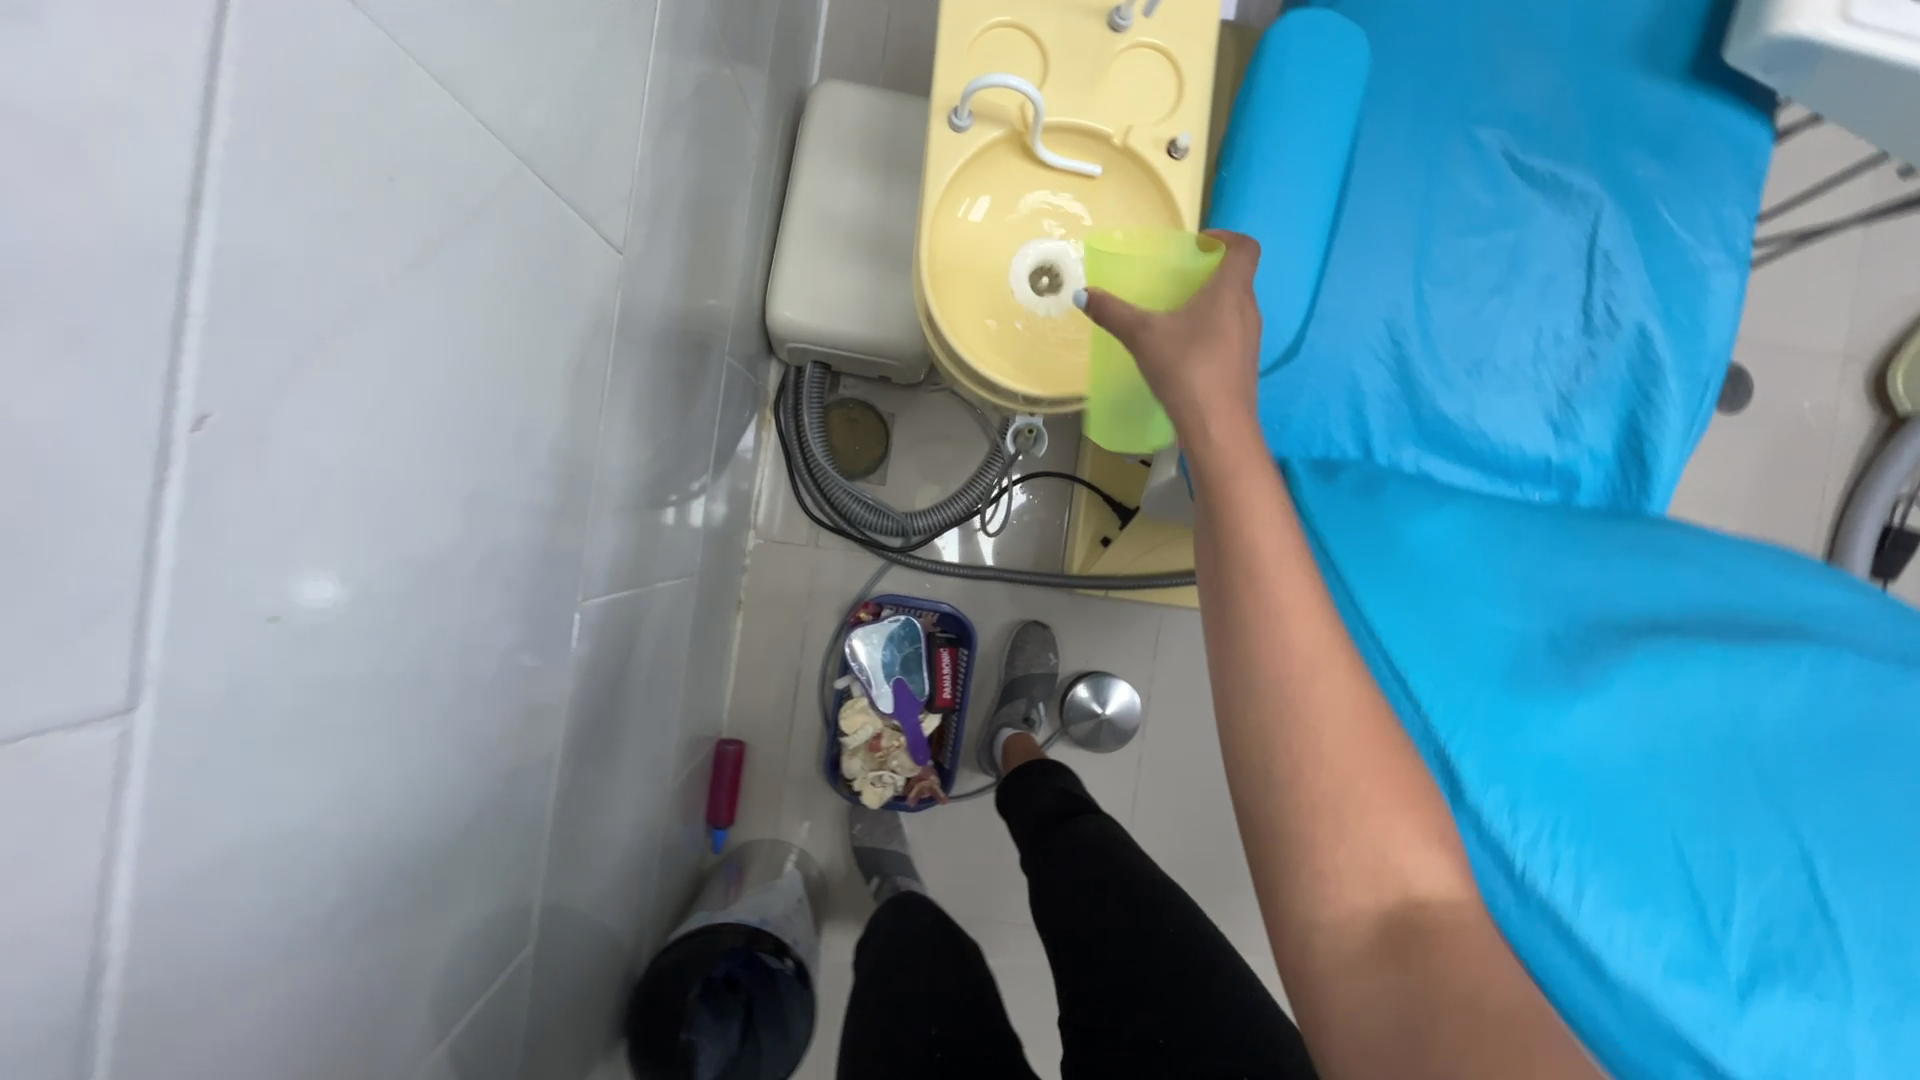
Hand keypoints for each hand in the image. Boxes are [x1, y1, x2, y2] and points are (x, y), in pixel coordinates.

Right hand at [1078, 230, 1262, 437]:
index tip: (1202, 243)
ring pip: (1235, 309)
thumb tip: (1082, 294)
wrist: (1218, 427)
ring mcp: (1251, 341)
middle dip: (1212, 273)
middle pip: (1239, 278)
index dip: (1228, 237)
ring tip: (1179, 316)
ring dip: (1213, 304)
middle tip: (1181, 280)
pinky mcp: (1245, 367)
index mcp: (1230, 291)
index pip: (1245, 248)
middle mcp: (1248, 310)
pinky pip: (1232, 336)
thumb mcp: (1143, 336)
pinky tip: (1187, 352)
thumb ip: (1113, 313)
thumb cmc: (1186, 369)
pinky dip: (1213, 332)